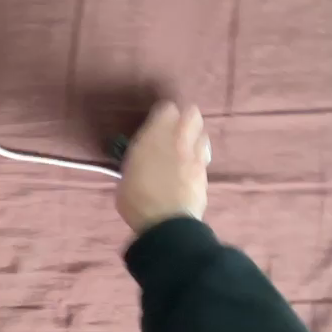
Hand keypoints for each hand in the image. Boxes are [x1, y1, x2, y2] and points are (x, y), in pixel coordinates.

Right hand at [115, 102, 209, 234]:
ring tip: (183, 147)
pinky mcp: (205, 173)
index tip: (154, 121)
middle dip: (184, 117)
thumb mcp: (126, 174)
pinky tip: (188, 167)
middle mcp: (179, 141)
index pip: (167, 108)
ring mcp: (196, 157)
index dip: (161, 113)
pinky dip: (197, 157)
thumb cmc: (136, 199)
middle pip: (192, 114)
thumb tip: (141, 156)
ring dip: (194, 136)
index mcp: (155, 137)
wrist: (166, 223)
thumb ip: (138, 158)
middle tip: (172, 129)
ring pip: (202, 133)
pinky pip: (203, 156)